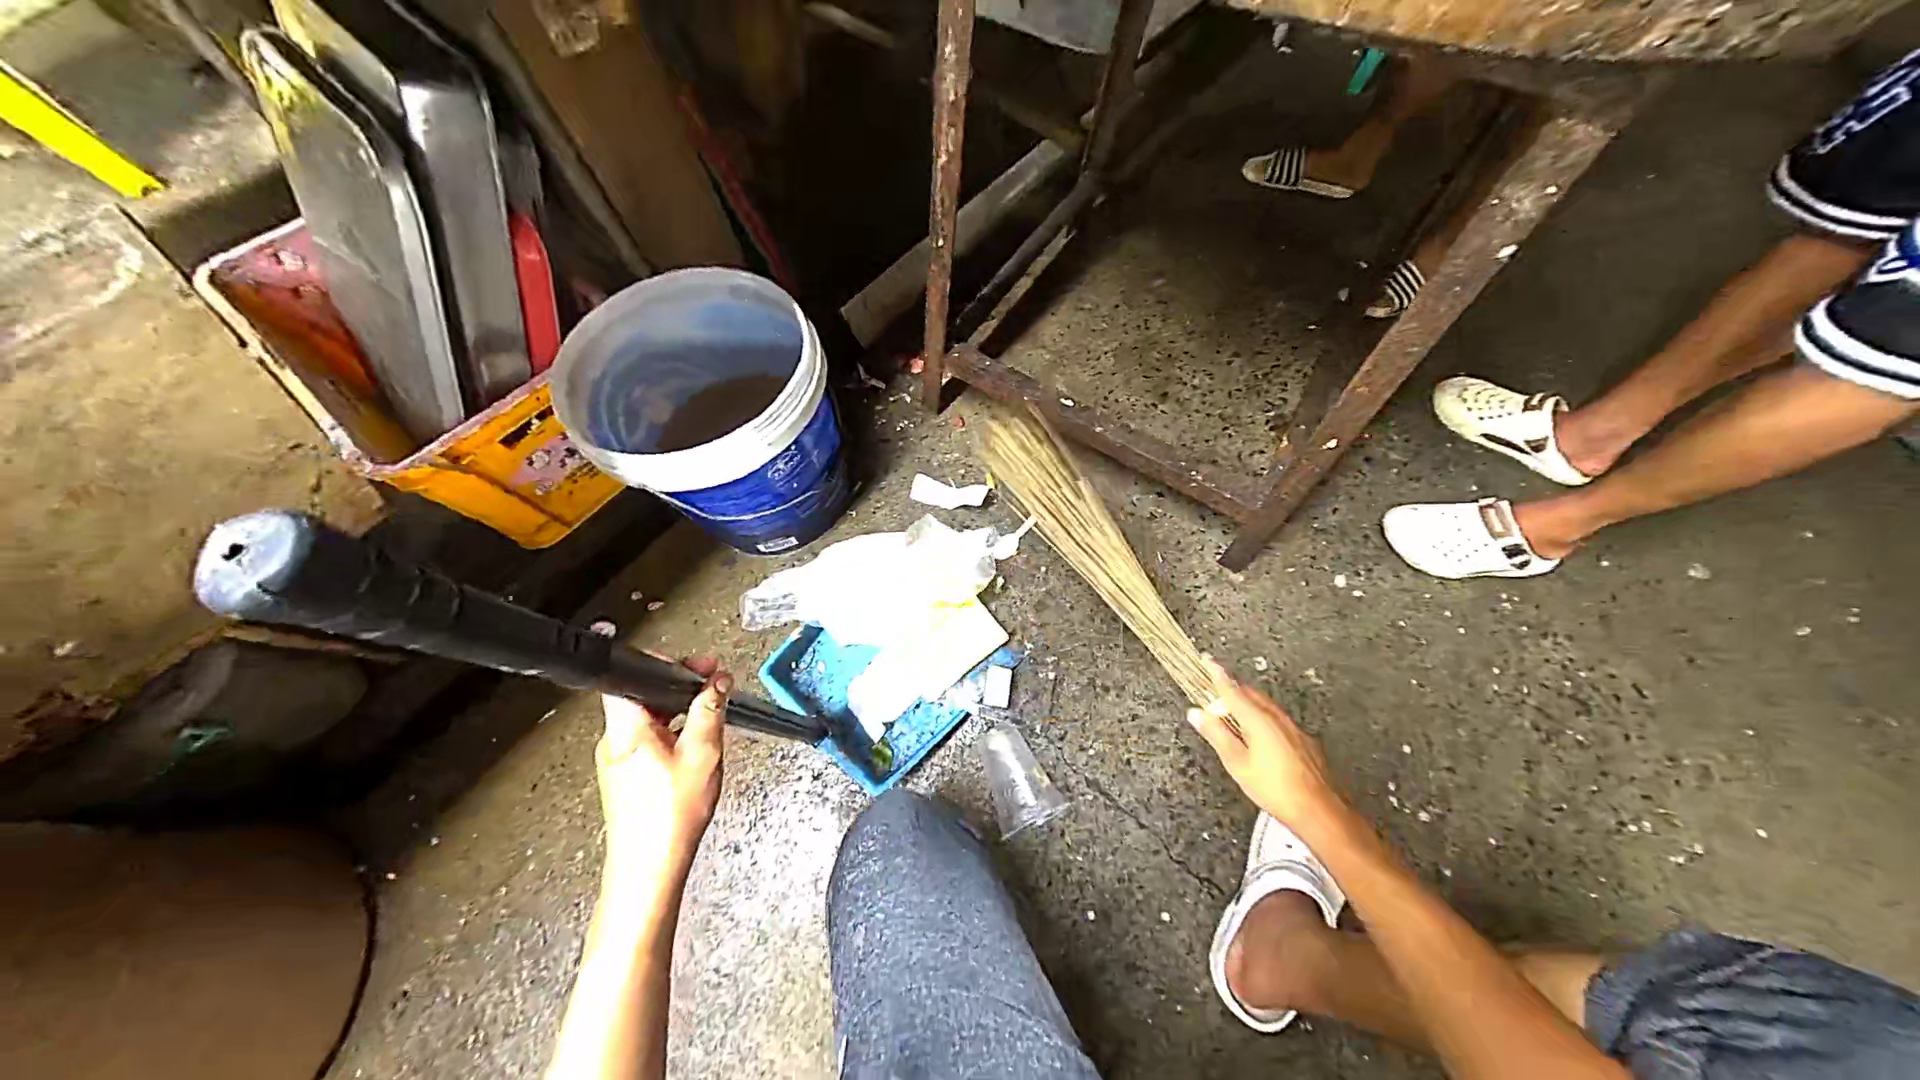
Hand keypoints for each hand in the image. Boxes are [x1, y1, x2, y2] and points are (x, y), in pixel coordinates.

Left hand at [596, 658, 729, 876]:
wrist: (650, 866)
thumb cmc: (669, 818)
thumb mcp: (703, 753)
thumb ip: (710, 710)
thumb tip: (717, 682)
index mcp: (627, 730)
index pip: (632, 676)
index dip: (665, 664)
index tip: (696, 666)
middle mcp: (615, 741)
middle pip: (643, 695)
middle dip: (679, 687)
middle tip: (711, 685)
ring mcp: (617, 759)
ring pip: (647, 718)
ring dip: (678, 710)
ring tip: (708, 717)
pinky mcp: (624, 775)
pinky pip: (647, 739)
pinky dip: (671, 732)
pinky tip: (693, 745)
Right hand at [1186, 655, 1347, 832]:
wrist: (1318, 810)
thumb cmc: (1277, 789)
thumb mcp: (1237, 763)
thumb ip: (1216, 734)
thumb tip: (1197, 714)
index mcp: (1258, 720)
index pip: (1232, 690)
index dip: (1217, 674)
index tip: (1207, 661)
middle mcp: (1277, 719)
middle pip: (1250, 695)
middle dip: (1231, 694)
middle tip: (1215, 705)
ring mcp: (1293, 729)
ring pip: (1265, 707)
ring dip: (1247, 707)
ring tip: (1235, 724)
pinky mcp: (1303, 741)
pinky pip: (1278, 720)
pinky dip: (1263, 720)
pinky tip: (1260, 740)